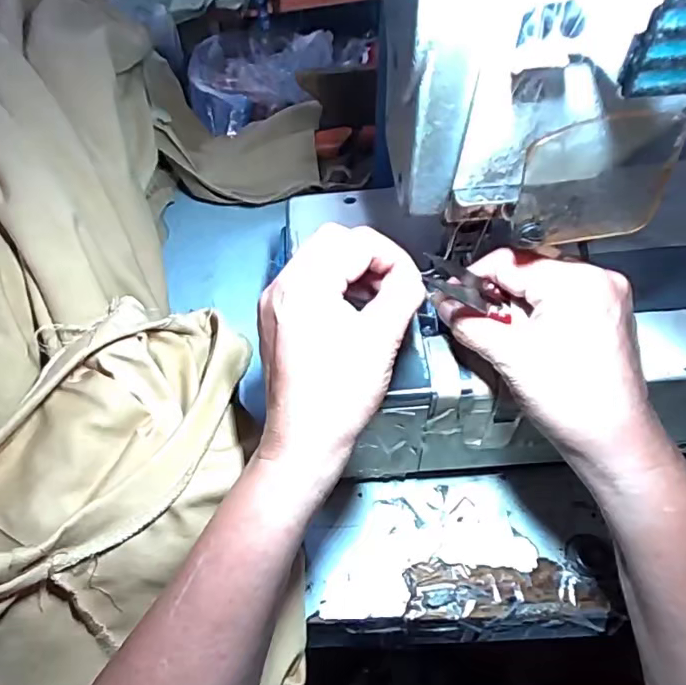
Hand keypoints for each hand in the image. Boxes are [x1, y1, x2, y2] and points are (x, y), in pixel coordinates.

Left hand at [258, 224, 424, 474]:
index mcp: (304, 284)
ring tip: (379, 303)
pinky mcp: (277, 323)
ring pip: (320, 262)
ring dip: (354, 273)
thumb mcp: (383, 337)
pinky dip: (336, 291)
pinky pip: (309, 287)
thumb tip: (409, 278)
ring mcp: (275, 305)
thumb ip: (402, 293)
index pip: (356, 242)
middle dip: (371, 259)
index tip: (410, 282)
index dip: (393, 257)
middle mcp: (281, 287)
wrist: (304, 441)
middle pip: (333, 243)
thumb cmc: (338, 397)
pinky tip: (356, 315)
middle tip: (395, 286)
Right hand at [434, 249, 661, 466]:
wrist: (612, 438)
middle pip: (528, 269)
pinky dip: (540, 313)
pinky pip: (564, 300)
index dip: (475, 277)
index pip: (509, 261)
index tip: (455, 293)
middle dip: (496, 291)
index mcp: (576, 282)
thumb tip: (449, 306)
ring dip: (516, 303)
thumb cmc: (576, 403)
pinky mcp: (608, 316)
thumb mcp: (510, 356)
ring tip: (501, 332)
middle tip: (471, 314)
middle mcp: (598, 281)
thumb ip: (471, 324)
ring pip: (545, 285)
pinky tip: (527, 338)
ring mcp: (607, 297)